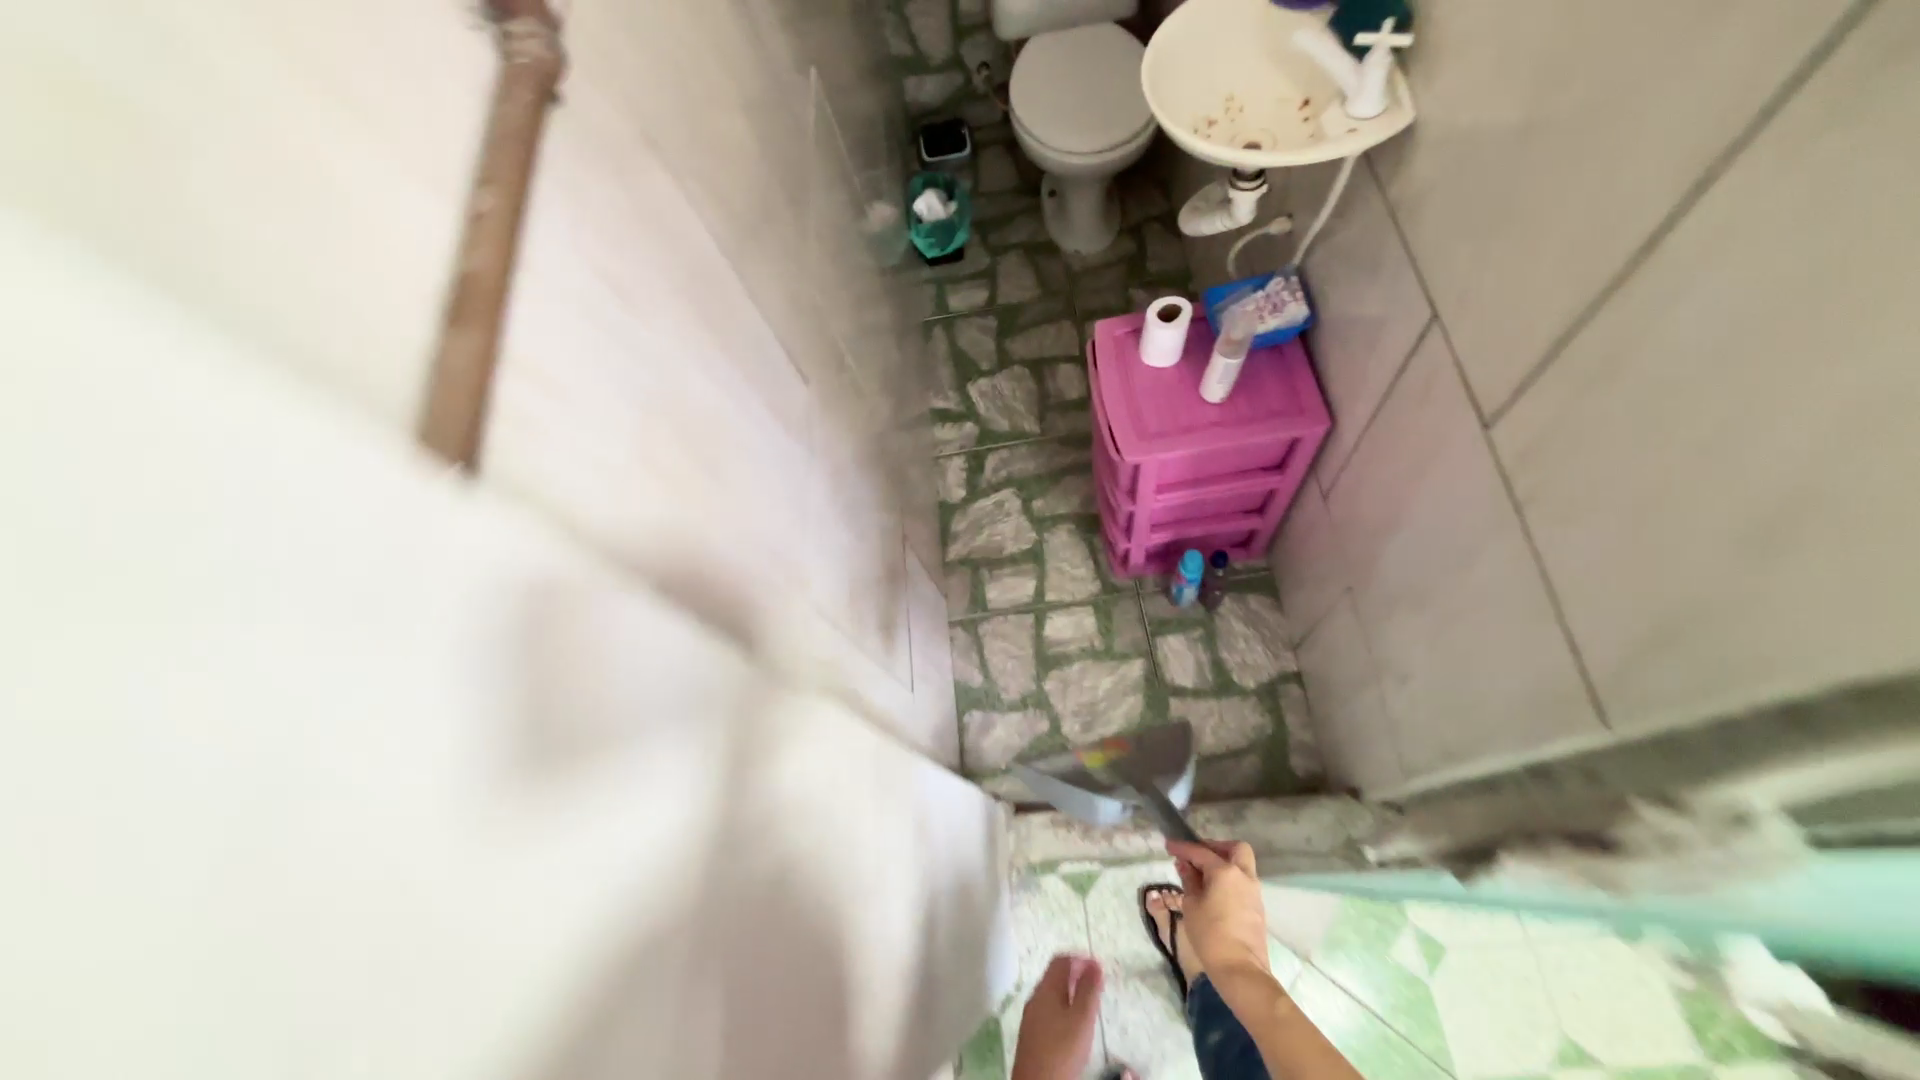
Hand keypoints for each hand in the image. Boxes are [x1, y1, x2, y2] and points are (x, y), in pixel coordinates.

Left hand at [1010, 955, 1104, 1079]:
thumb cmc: (1062, 1049)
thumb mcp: (1081, 1019)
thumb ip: (1089, 990)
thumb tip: (1094, 965)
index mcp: (1045, 989)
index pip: (1060, 960)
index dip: (1080, 958)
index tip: (1099, 967)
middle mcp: (1035, 997)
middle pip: (1055, 974)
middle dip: (1077, 973)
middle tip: (1097, 983)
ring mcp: (1032, 1015)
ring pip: (1052, 992)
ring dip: (1071, 990)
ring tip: (1090, 1001)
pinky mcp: (1032, 1032)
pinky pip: (1049, 1007)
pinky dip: (1064, 1004)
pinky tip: (1074, 1022)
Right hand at [1166, 839, 1270, 984]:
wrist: (1240, 968)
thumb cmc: (1210, 934)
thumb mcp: (1191, 905)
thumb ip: (1189, 881)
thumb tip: (1186, 866)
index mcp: (1225, 872)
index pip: (1201, 852)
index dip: (1183, 847)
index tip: (1169, 845)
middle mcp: (1244, 876)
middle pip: (1235, 848)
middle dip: (1216, 847)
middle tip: (1197, 856)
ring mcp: (1254, 891)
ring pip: (1242, 865)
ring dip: (1224, 863)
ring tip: (1203, 875)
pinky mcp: (1257, 907)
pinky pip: (1243, 882)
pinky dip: (1230, 879)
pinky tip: (1215, 892)